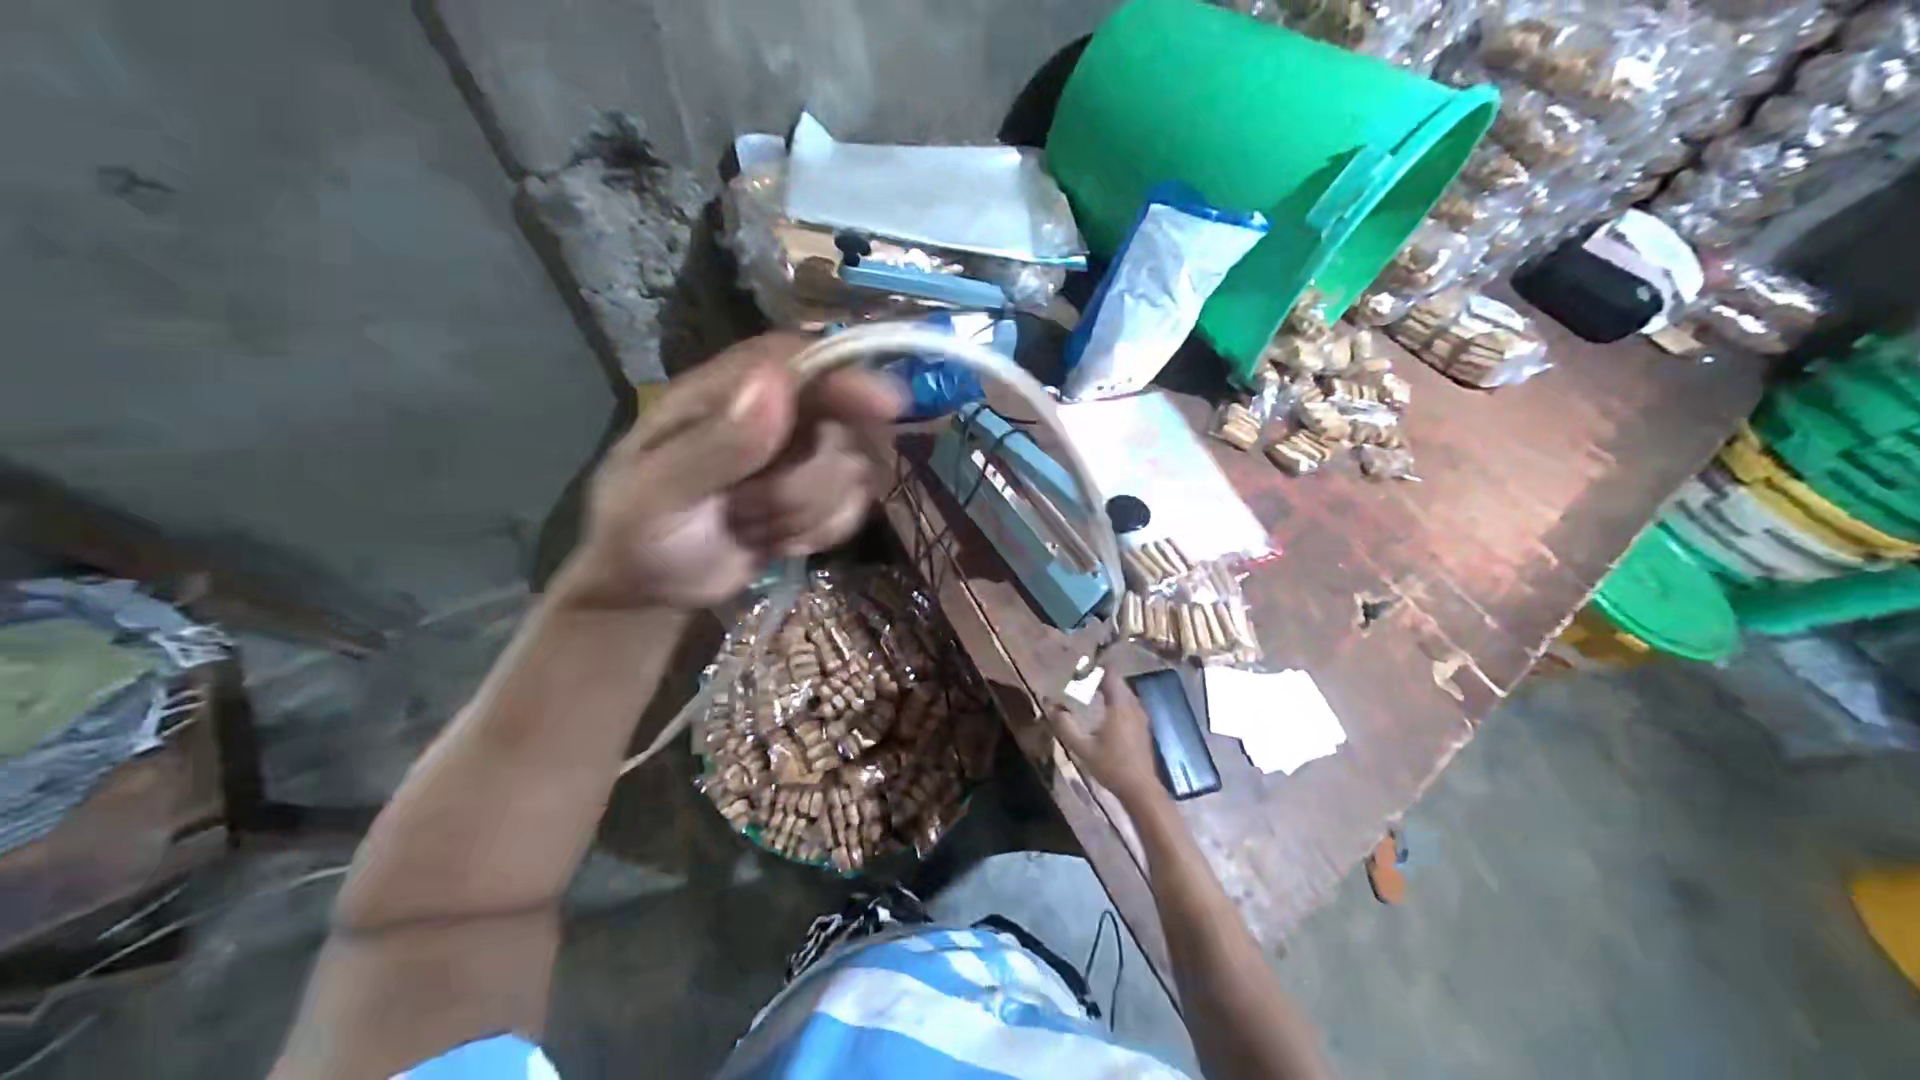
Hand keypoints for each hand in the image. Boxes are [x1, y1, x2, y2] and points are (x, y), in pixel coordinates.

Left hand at [553, 333, 901, 610]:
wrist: (652, 587)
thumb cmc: (639, 531)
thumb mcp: (660, 492)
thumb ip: (717, 444)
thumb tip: (777, 384)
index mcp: (725, 391)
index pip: (801, 362)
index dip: (849, 377)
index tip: (888, 404)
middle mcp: (773, 414)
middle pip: (842, 424)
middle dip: (807, 482)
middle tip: (749, 509)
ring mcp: (800, 457)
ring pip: (852, 474)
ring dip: (805, 514)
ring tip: (749, 526)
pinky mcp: (818, 498)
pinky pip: (852, 510)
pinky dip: (819, 533)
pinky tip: (775, 542)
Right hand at [1048, 678, 1166, 808]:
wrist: (1140, 788)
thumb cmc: (1111, 766)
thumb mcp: (1082, 747)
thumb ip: (1065, 724)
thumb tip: (1049, 704)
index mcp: (1119, 706)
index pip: (1109, 675)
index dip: (1094, 668)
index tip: (1079, 668)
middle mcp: (1133, 705)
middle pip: (1117, 681)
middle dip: (1099, 677)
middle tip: (1080, 679)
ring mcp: (1141, 716)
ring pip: (1124, 692)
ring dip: (1108, 688)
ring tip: (1089, 691)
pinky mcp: (1142, 726)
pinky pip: (1128, 703)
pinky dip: (1115, 700)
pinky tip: (1104, 710)